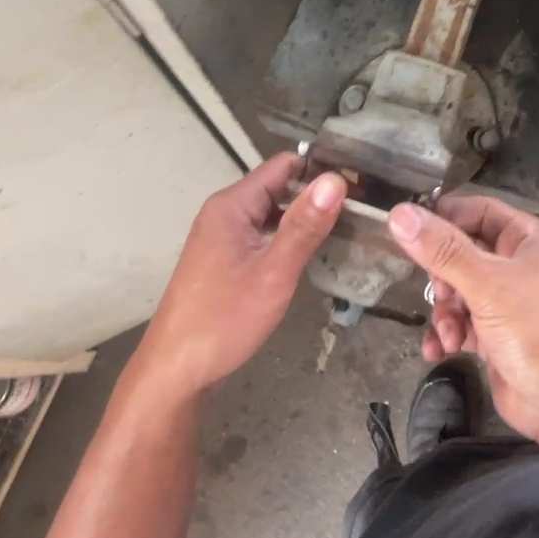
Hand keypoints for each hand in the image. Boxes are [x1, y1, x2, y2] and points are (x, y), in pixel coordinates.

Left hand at [134, 153, 345, 399]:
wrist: (175, 372)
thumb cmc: (223, 320)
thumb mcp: (273, 273)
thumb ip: (304, 226)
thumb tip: (335, 180)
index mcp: (232, 205)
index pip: (284, 165)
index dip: (320, 170)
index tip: (359, 181)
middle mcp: (224, 212)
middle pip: (279, 187)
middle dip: (316, 194)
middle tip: (363, 208)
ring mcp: (222, 236)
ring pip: (272, 212)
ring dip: (304, 218)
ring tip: (349, 226)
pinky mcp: (224, 259)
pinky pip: (263, 234)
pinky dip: (287, 238)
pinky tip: (314, 252)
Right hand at [388, 195, 538, 443]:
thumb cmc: (538, 332)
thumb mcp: (487, 285)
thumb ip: (443, 250)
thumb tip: (400, 214)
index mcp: (530, 239)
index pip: (479, 211)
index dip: (445, 219)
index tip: (409, 233)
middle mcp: (522, 265)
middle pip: (463, 253)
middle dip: (444, 278)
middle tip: (441, 295)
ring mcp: (511, 301)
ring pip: (459, 290)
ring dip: (446, 313)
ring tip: (450, 334)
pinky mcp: (499, 335)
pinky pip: (463, 322)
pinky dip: (449, 334)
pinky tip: (440, 350)